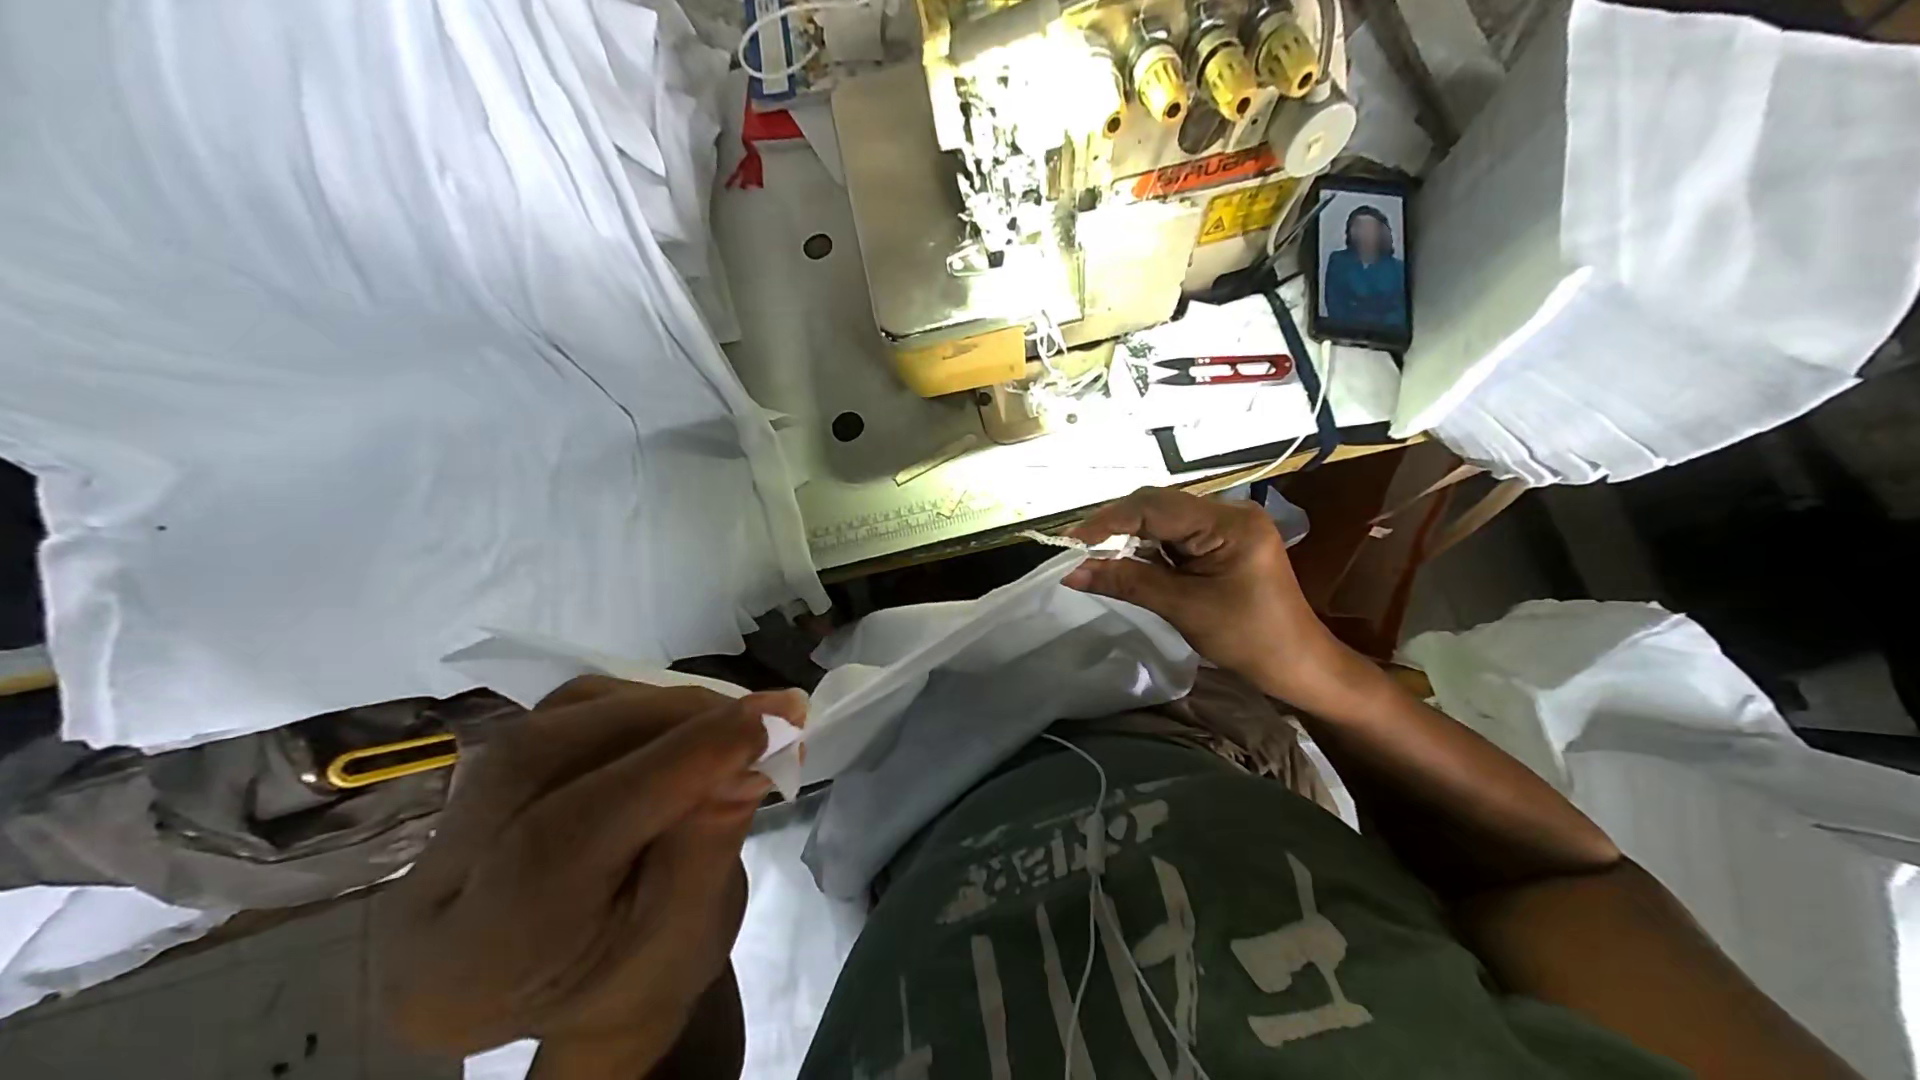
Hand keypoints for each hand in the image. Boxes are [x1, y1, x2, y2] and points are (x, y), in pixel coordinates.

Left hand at [374, 676, 805, 1072]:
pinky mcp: (489, 770)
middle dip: (671, 721)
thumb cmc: (643, 978)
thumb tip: (747, 752)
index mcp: (475, 960)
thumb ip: (710, 842)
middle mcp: (437, 877)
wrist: (587, 986)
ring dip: (660, 704)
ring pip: (556, 717)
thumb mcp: (689, 934)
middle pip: (547, 755)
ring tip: (730, 722)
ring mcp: (453, 814)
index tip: (765, 722)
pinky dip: (640, 702)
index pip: (563, 836)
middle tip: (762, 716)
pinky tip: (685, 723)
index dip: (672, 764)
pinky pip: (567, 709)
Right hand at [1064, 487, 1349, 706]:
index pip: (1154, 507)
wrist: (1299, 663)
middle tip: (1074, 549)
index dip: (1107, 521)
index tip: (1068, 542)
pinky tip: (1123, 560)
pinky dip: (1145, 548)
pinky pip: (1172, 534)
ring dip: (1126, 537)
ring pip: (1160, 519)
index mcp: (1229, 523)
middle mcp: (1228, 512)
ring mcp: (1226, 524)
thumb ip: (1127, 582)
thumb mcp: (1184, 609)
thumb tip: (1072, 572)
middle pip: (1156, 506)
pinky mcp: (1220, 540)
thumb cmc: (1250, 640)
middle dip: (1113, 527)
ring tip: (1090, 555)